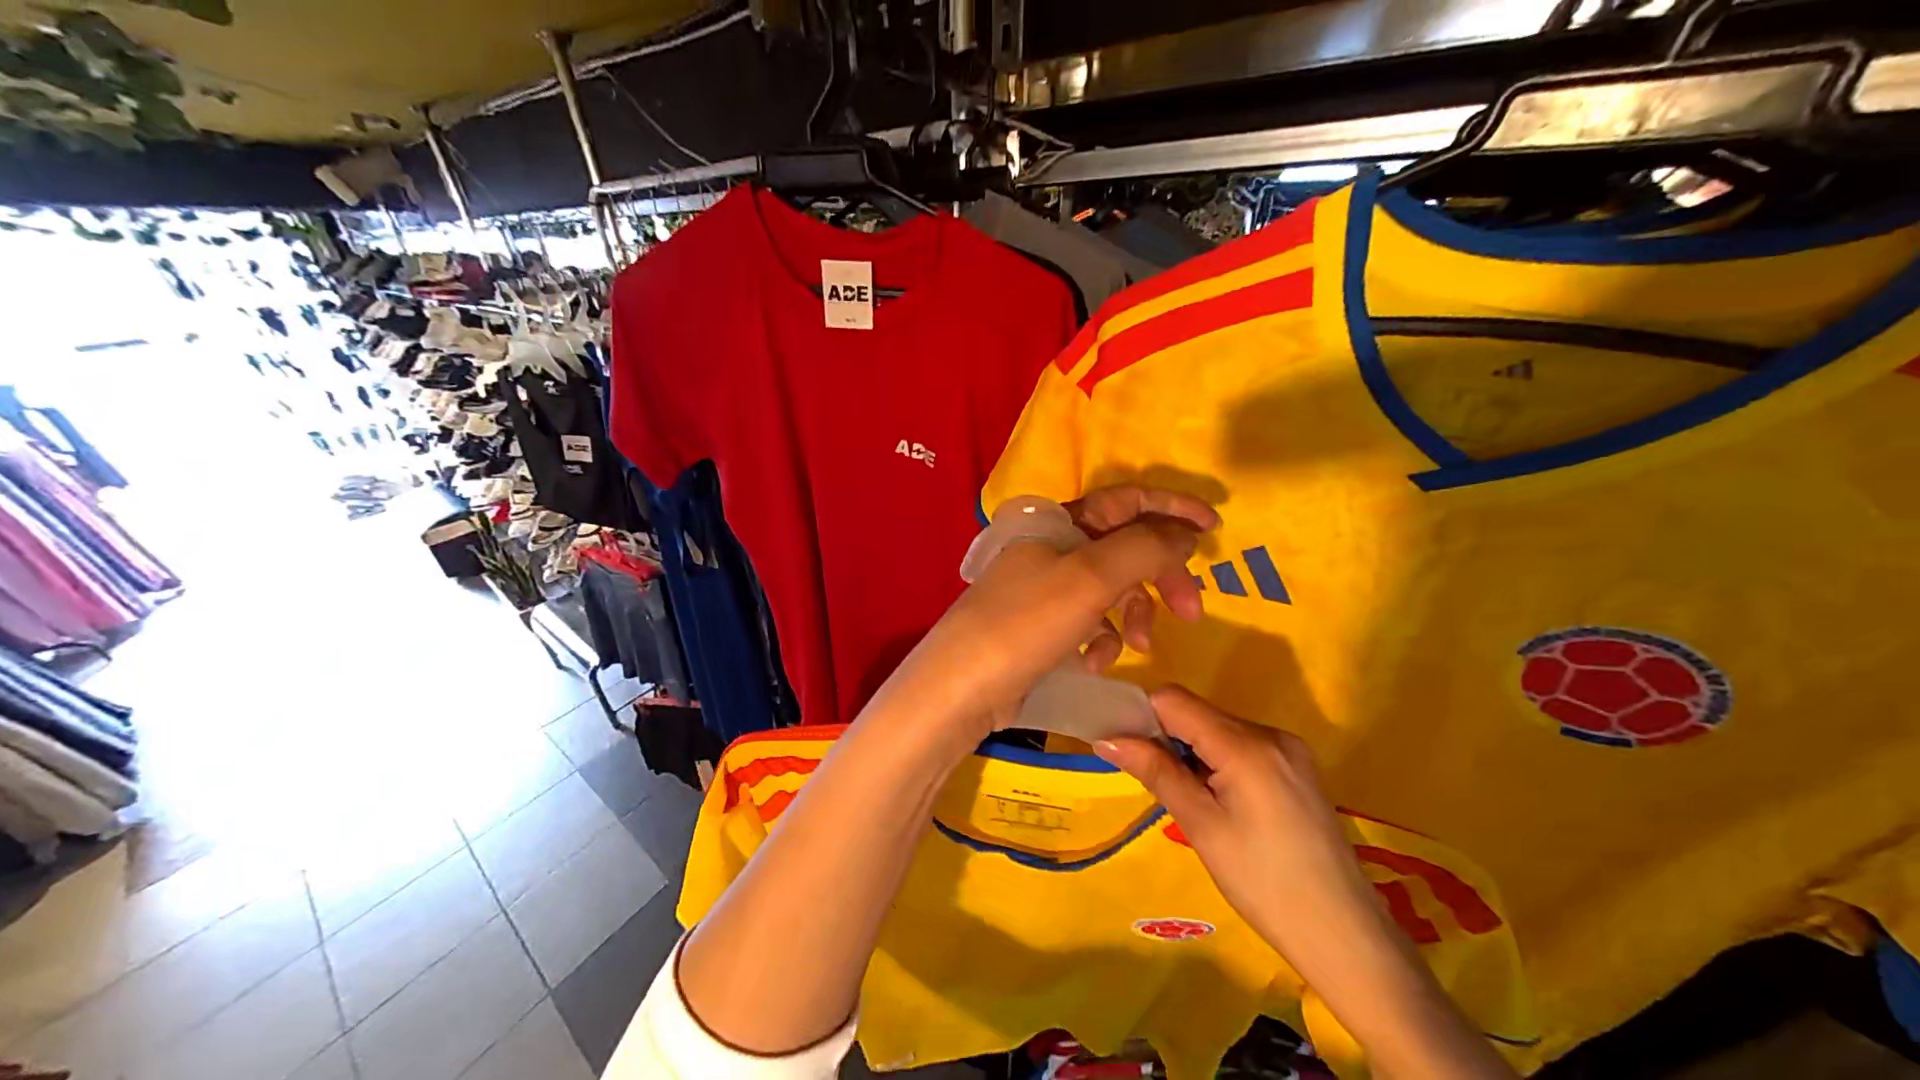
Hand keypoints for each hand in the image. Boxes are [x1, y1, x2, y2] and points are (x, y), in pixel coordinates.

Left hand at [859, 487, 1218, 750]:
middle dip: (1161, 577)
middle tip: (1192, 610)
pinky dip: (1100, 639)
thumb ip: (1145, 547)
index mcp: (1059, 523)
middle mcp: (1053, 548)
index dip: (1173, 509)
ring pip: (1111, 589)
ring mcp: (1046, 589)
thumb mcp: (1090, 576)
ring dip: (1131, 616)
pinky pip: (1089, 622)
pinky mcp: (1043, 627)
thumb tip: (1186, 533)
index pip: (1127, 500)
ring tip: (1135, 647)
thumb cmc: (1026, 622)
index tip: (1215, 528)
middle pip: (1125, 548)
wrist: (962, 686)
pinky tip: (1092, 662)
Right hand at [1092, 686, 1381, 963]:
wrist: (1344, 934)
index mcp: (1245, 744)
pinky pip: (1245, 747)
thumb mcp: (1200, 826)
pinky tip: (1223, 804)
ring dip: (1194, 753)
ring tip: (1192, 803)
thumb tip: (1107, 738)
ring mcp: (1290, 751)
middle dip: (1168, 739)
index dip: (1142, 716)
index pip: (1174, 700)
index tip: (1124, 748)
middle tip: (1155, 785)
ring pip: (1221, 731)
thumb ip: (1156, 772)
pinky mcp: (1299, 769)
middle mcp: (1271, 734)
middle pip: (1199, 714)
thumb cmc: (1261, 882)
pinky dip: (1220, 763)